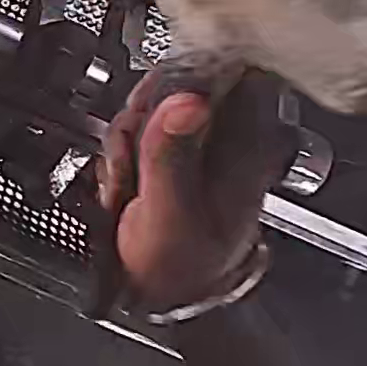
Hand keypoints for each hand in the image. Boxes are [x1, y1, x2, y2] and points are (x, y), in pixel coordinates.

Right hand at [98, 69, 296, 309]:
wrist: (160, 293)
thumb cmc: (179, 264)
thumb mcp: (170, 212)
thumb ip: (172, 153)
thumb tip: (188, 100)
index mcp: (246, 145)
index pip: (225, 71)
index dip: (183, 81)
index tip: (154, 116)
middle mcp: (224, 137)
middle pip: (178, 84)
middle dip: (143, 118)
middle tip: (135, 163)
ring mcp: (194, 144)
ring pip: (150, 106)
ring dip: (126, 141)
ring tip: (129, 183)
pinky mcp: (168, 153)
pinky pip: (135, 130)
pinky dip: (120, 154)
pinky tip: (125, 184)